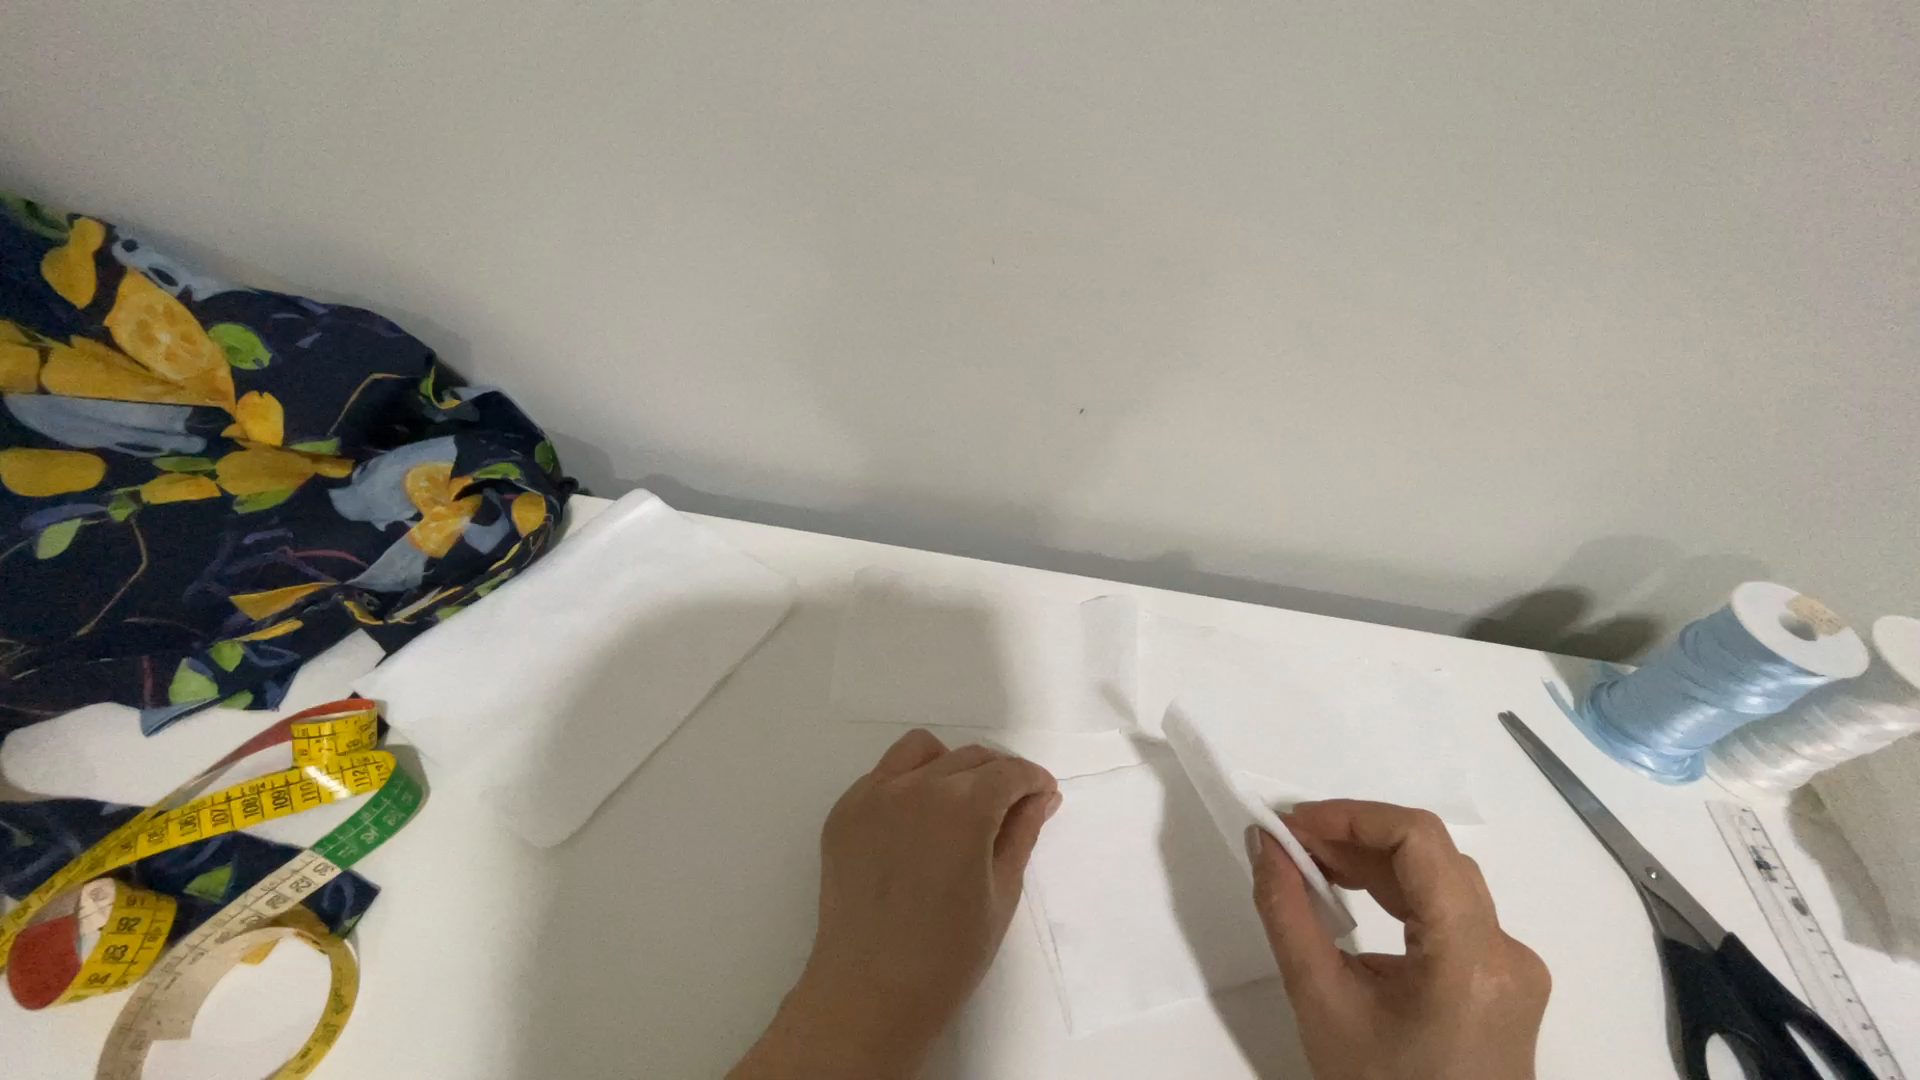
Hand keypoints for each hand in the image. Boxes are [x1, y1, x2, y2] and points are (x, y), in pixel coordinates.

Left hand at [728, 730, 1059, 1079]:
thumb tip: (1041, 796)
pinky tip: (915, 824)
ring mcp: (873, 794)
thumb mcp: (1002, 893)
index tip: (1042, 795)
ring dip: (949, 765)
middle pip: (969, 757)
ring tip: (958, 804)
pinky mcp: (844, 811)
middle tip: (1009, 807)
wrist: (868, 993)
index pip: (1008, 772)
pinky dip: (907, 784)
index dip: (1033, 780)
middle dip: (998, 775)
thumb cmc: (948, 955)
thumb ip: (1022, 833)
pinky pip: (883, 776)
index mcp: (963, 806)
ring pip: (922, 750)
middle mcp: (916, 786)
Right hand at [1249, 800, 1550, 1079]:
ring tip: (1308, 863)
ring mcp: (1511, 964)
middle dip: (1351, 835)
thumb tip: (1262, 839)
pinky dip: (1391, 888)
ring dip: (1368, 859)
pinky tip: (1347, 893)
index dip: (1351, 815)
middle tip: (1289, 843)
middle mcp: (1507, 951)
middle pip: (1428, 855)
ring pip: (1436, 876)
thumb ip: (1285, 910)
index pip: (1419, 841)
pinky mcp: (1501, 976)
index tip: (1293, 824)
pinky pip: (1444, 905)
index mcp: (1471, 959)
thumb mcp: (1318, 999)